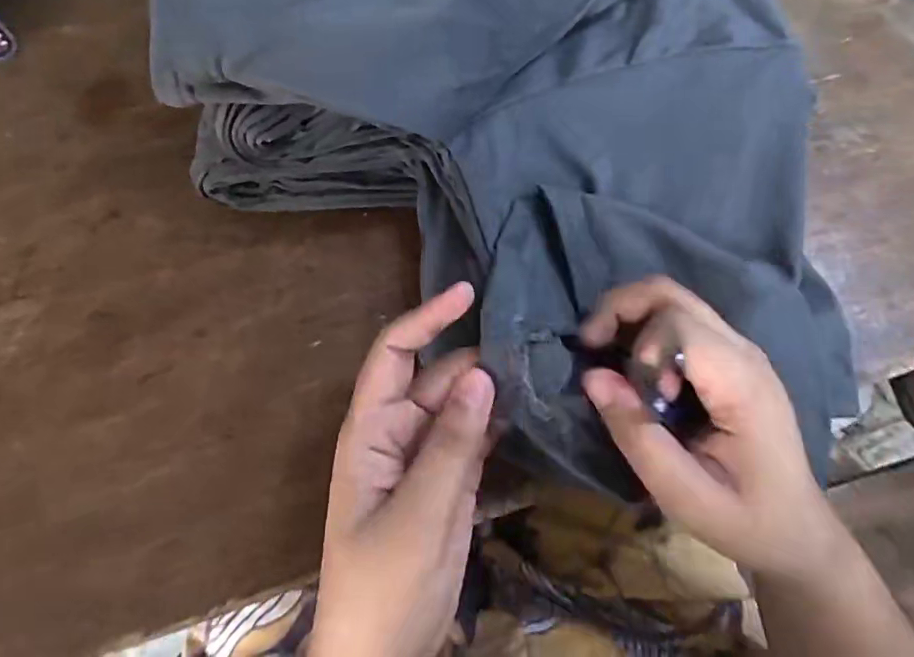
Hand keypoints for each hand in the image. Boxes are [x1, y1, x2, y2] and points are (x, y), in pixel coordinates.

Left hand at [315, 282, 495, 656]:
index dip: (427, 318)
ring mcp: (427, 456)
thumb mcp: (419, 513)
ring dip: (494, 385)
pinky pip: (475, 435)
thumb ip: (451, 443)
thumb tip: (483, 373)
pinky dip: (499, 419)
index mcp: (372, 429)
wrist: (384, 656)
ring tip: (541, 362)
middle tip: (532, 339)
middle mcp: (399, 431)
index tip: (468, 293)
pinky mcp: (451, 479)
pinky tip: (532, 404)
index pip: (395, 353)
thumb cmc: (384, 584)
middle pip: (438, 376)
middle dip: (476, 355)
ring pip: (461, 403)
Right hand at [580, 277, 839, 580]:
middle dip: (621, 307)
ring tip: (605, 353)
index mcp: (740, 382)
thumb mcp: (684, 495)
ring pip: (672, 299)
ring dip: (631, 316)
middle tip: (590, 344)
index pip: (679, 322)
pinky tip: (635, 367)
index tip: (630, 392)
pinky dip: (646, 328)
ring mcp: (737, 348)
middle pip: (671, 293)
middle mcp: (741, 350)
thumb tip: (592, 376)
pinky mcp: (729, 355)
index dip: (642, 345)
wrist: (797, 531)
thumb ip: (637, 434)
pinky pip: (680, 319)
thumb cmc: (745, 520)